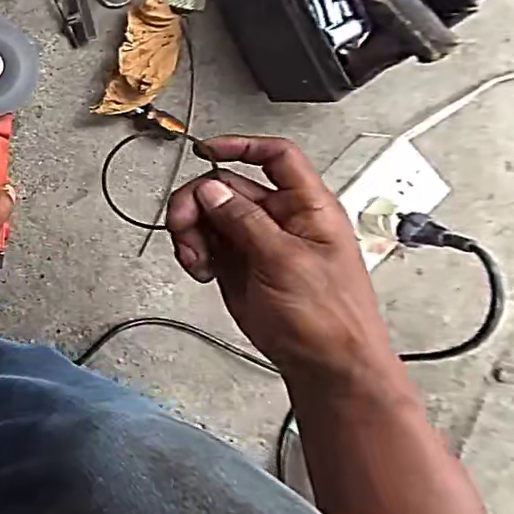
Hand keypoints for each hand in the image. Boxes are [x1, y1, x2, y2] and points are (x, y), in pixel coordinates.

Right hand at [165, 135, 398, 388]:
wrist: (324, 367)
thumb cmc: (330, 320)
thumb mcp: (286, 261)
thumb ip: (244, 221)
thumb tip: (211, 188)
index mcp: (305, 207)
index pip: (275, 157)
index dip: (240, 146)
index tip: (205, 151)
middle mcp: (277, 218)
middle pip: (225, 186)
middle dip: (197, 202)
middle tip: (183, 224)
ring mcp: (254, 240)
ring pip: (207, 214)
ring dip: (190, 230)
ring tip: (194, 256)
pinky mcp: (235, 262)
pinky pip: (202, 241)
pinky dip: (192, 251)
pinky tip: (200, 268)